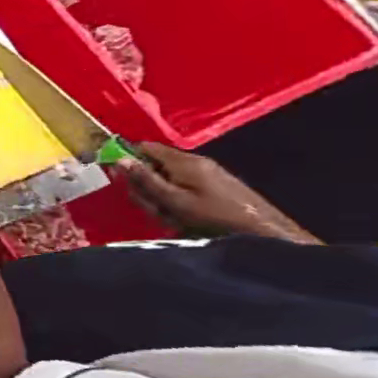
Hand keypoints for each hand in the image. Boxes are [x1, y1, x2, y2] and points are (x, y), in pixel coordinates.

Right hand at [118, 143, 318, 242]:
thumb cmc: (212, 216)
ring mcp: (207, 172)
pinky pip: (180, 185)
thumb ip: (145, 180)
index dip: (127, 156)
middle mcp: (196, 161)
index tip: (114, 173)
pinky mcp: (214, 183)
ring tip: (166, 215)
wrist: (262, 230)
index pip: (147, 147)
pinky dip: (172, 198)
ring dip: (158, 194)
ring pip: (167, 177)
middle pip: (155, 164)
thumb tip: (120, 160)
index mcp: (184, 162)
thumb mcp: (172, 201)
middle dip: (144, 183)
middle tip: (148, 205)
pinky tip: (179, 215)